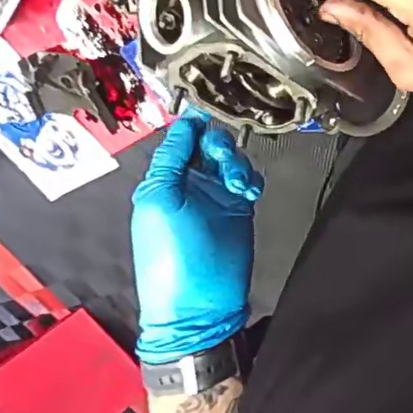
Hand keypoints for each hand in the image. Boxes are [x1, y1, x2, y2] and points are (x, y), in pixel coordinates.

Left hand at [130, 112, 263, 363]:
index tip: (211, 109)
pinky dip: (252, 177)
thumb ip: (171, 160)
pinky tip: (249, 190)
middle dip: (220, 145)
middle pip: (210, 145)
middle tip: (224, 161)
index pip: (181, 139)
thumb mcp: (160, 201)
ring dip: (237, 164)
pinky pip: (249, 179)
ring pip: (233, 159)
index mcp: (164, 180)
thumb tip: (183, 126)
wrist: (201, 304)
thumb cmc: (172, 259)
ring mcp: (217, 196)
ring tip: (238, 185)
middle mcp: (190, 184)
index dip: (194, 123)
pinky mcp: (239, 209)